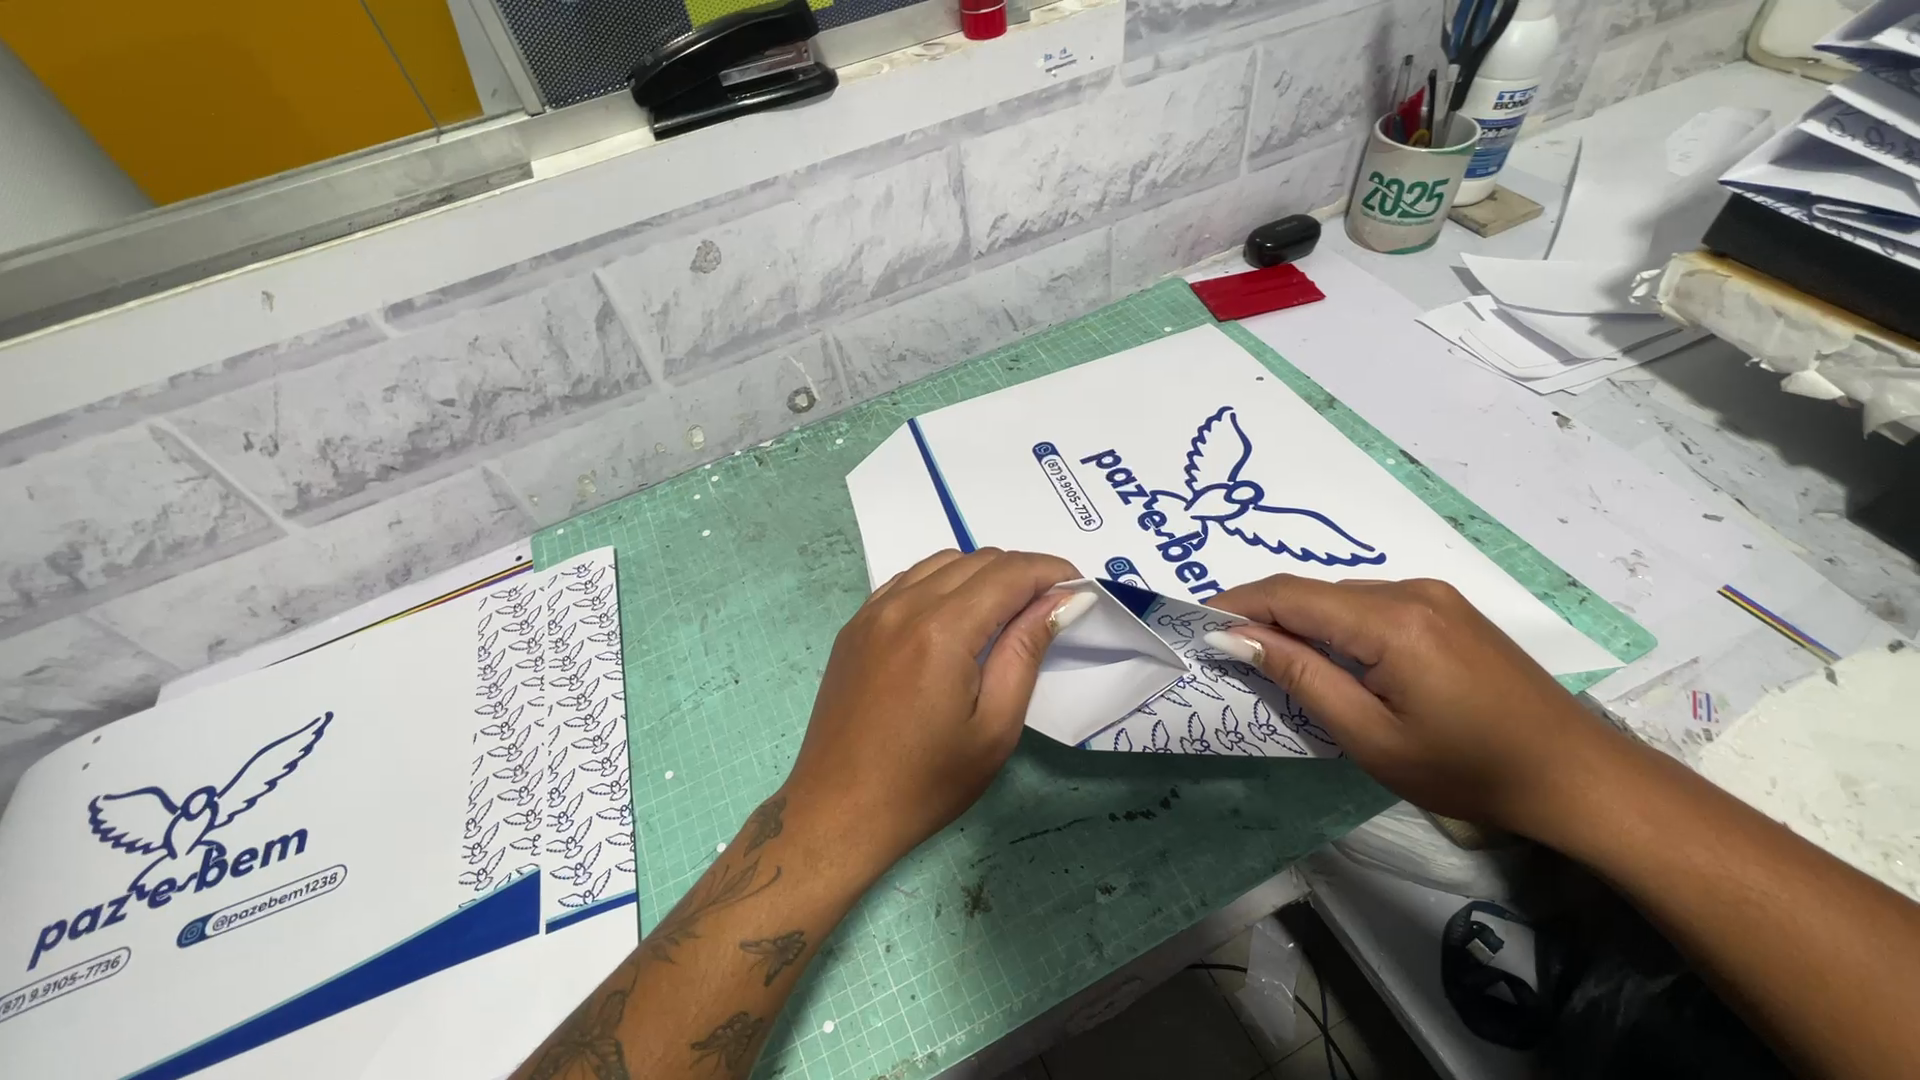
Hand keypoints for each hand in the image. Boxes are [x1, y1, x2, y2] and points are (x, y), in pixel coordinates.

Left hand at [784, 549, 1089, 875]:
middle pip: (977, 560)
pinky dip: (942, 583)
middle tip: (1048, 607)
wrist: (839, 810)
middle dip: (1021, 572)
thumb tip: (1060, 601)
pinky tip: (955, 616)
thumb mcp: (995, 727)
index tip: (1077, 587)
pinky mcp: (855, 627)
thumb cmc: (926, 782)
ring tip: (1006, 612)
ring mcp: (873, 612)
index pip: (1009, 573)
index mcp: (942, 629)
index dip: (1050, 571)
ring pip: (941, 563)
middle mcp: (904, 606)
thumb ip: (1026, 652)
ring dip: (982, 574)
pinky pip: (908, 581)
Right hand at [1206, 575, 1623, 837]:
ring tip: (1270, 658)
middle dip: (1263, 613)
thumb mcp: (1369, 736)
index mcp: (1391, 621)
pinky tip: (1329, 658)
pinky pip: (1370, 604)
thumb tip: (1238, 637)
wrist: (1576, 776)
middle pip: (1314, 591)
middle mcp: (1410, 591)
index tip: (1195, 625)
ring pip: (1340, 597)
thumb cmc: (1467, 769)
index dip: (1236, 604)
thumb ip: (1301, 676)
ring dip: (1299, 620)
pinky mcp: (1447, 609)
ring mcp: (1434, 595)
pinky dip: (1334, 624)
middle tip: (1226, 650)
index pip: (1290, 595)